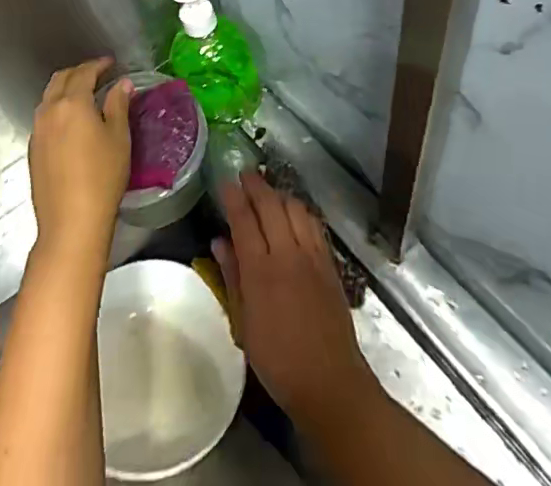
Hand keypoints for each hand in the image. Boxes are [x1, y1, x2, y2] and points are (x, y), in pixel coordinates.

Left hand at [30, 58, 130, 256]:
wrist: (71, 220)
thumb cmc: (103, 175)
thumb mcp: (119, 137)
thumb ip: (119, 105)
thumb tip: (122, 85)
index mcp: (71, 103)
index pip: (83, 73)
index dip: (98, 65)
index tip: (111, 63)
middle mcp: (48, 112)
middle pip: (60, 80)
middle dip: (79, 72)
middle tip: (99, 74)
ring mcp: (37, 132)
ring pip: (49, 98)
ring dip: (66, 90)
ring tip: (87, 95)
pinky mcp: (34, 150)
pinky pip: (45, 117)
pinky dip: (59, 109)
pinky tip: (74, 122)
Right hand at [213, 173, 376, 422]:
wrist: (327, 378)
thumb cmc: (276, 359)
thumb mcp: (243, 322)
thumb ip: (232, 277)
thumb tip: (220, 241)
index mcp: (261, 271)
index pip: (245, 221)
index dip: (234, 197)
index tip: (226, 180)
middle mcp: (288, 254)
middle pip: (272, 206)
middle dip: (257, 186)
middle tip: (245, 173)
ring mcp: (313, 256)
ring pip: (297, 209)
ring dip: (280, 194)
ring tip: (267, 189)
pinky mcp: (330, 263)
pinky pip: (315, 225)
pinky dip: (301, 210)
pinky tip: (294, 211)